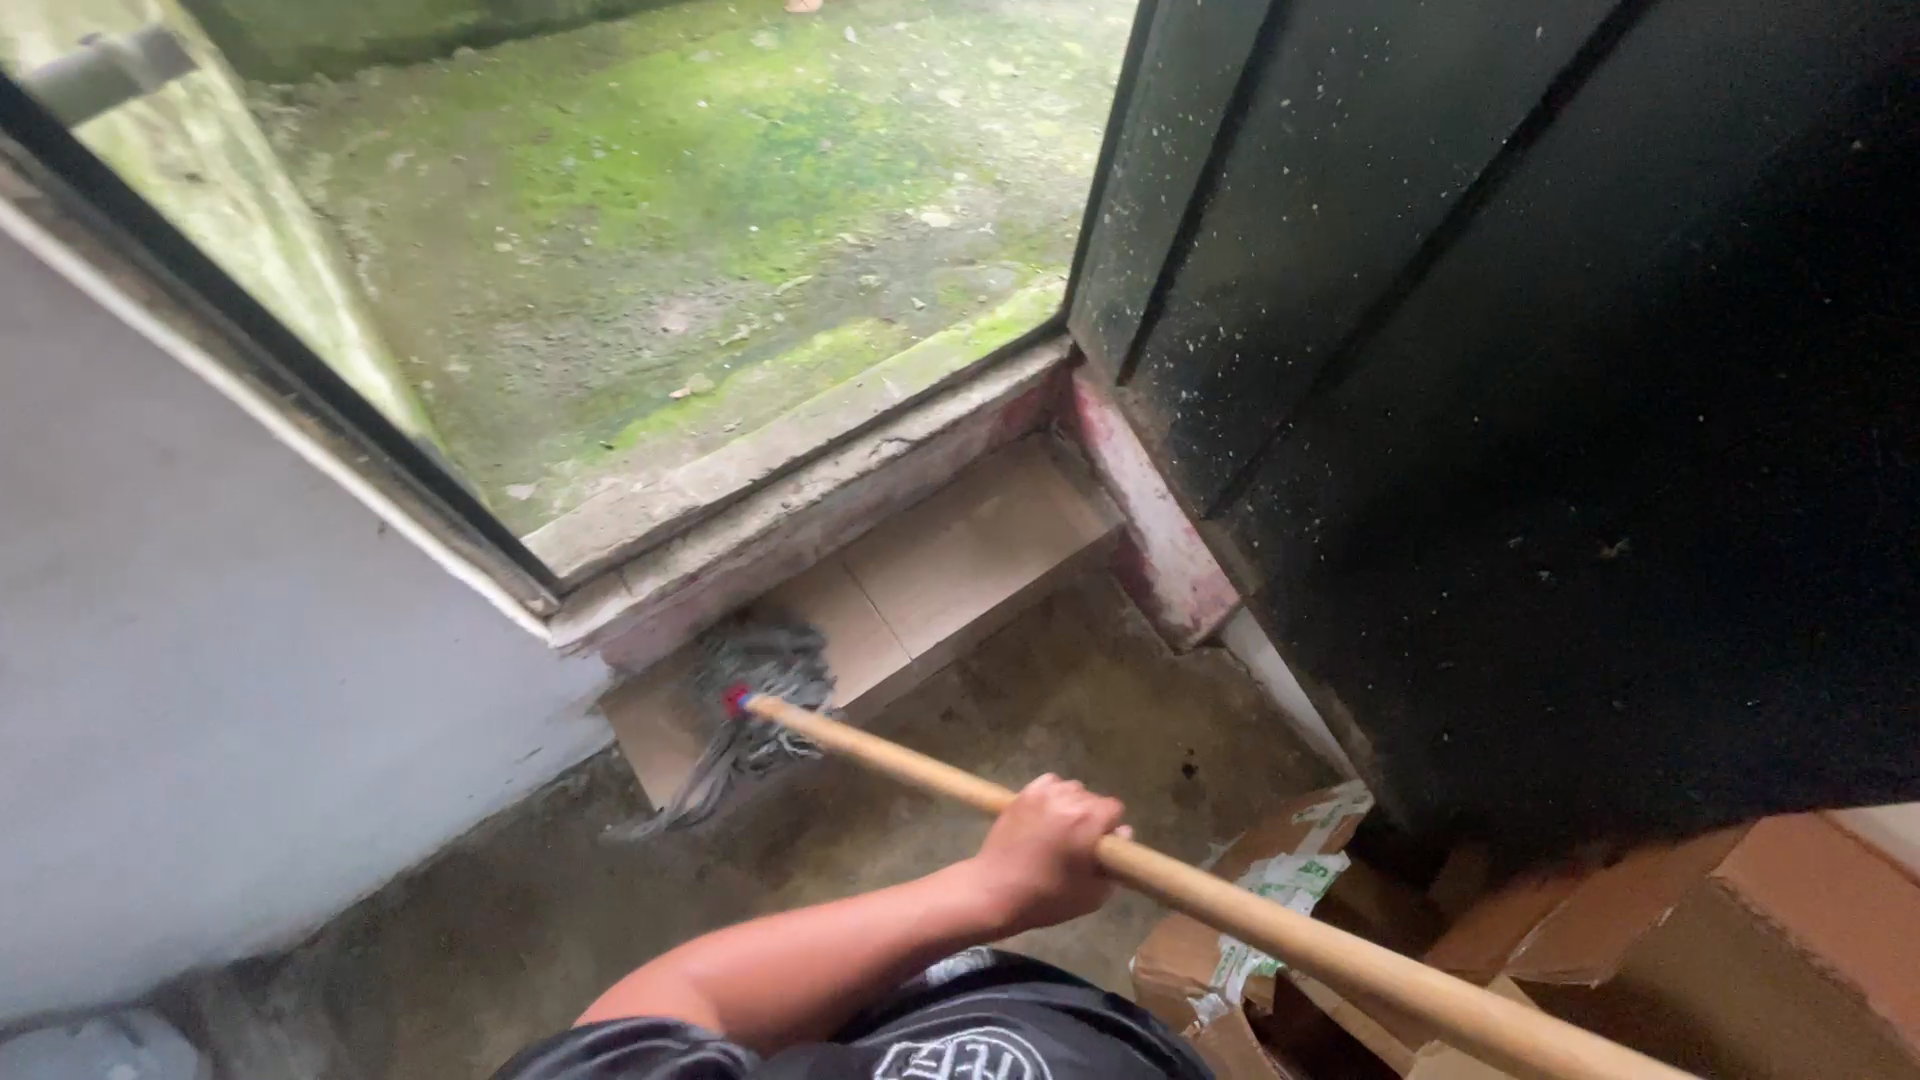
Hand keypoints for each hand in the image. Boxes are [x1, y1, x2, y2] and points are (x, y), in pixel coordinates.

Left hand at [961, 774, 1130, 934]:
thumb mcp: (1093, 894)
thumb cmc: (1048, 897)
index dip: (1112, 827)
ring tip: (1061, 828)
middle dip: (1093, 817)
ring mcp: (1042, 793)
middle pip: (1093, 798)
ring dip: (1073, 805)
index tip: (1103, 845)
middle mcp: (1068, 799)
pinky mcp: (1023, 794)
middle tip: (1081, 842)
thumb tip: (1120, 836)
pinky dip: (1053, 794)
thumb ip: (1114, 864)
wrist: (997, 889)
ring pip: (1071, 789)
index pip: (1115, 808)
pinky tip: (1046, 814)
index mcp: (1088, 820)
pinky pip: (1049, 783)